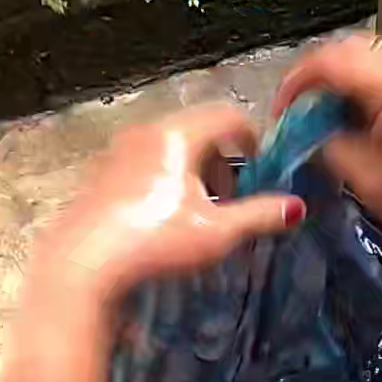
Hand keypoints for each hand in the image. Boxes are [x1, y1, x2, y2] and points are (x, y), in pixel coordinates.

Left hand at [33, 104, 305, 305]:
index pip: (229, 116)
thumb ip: (259, 215)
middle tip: (229, 198)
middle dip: (223, 160)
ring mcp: (119, 149)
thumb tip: (297, 207)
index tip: (260, 169)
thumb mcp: (217, 232)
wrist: (85, 265)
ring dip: (195, 169)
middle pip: (200, 129)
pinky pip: (147, 158)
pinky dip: (166, 175)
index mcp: (177, 135)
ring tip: (198, 210)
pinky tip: (163, 215)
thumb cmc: (156, 242)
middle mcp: (147, 131)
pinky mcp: (102, 171)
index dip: (253, 138)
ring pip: (172, 145)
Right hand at [276, 35, 381, 266]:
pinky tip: (353, 112)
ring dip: (339, 74)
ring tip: (320, 111)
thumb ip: (329, 147)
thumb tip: (307, 132)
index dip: (296, 81)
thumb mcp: (369, 180)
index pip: (332, 60)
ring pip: (370, 52)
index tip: (280, 112)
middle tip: (296, 108)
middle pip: (350, 46)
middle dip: (315, 73)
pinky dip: (362, 80)